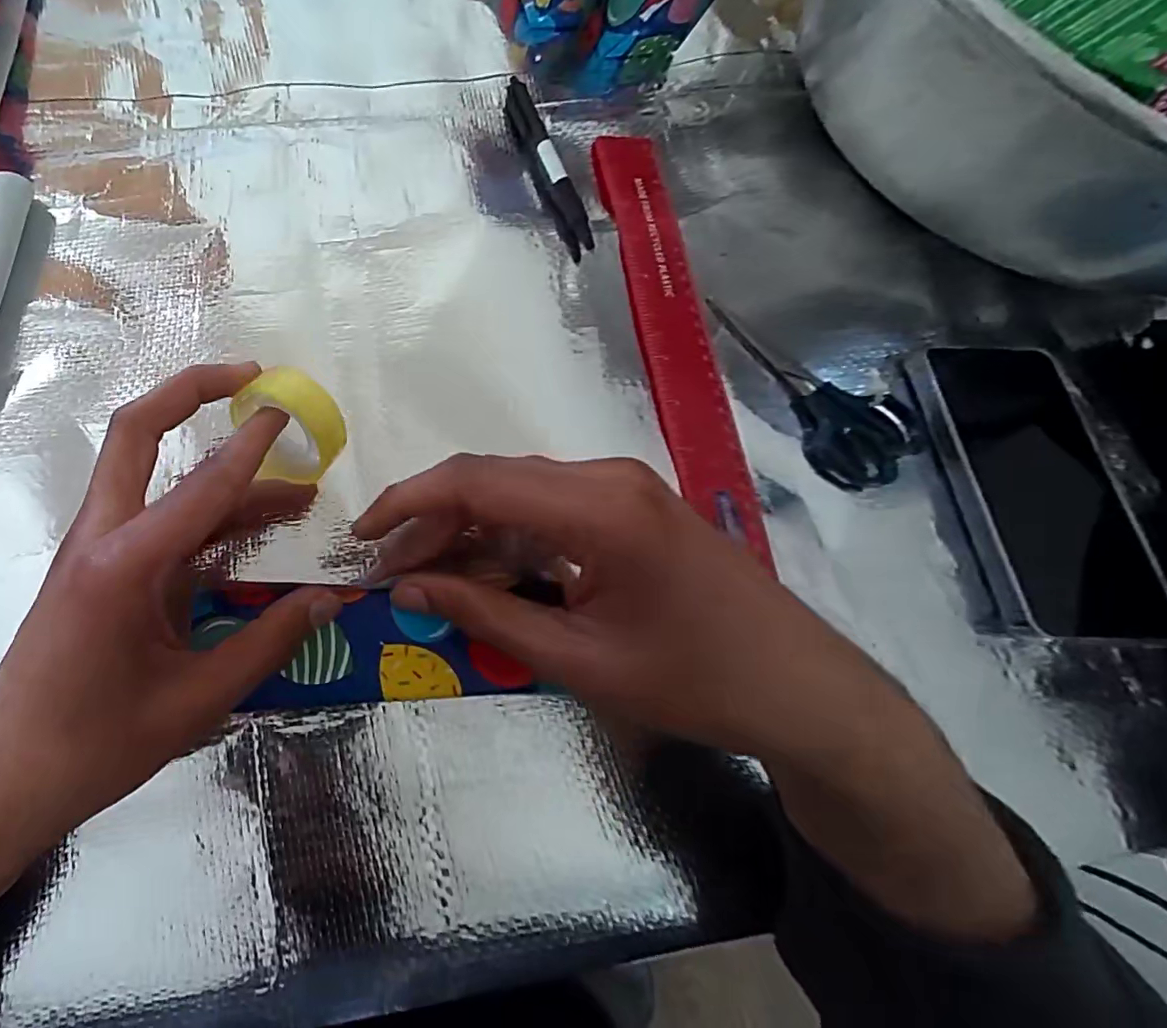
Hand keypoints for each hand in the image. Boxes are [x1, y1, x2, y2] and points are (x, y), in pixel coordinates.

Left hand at [0, 363, 339, 979]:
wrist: (7, 780)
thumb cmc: (97, 746)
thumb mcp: (196, 700)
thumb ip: (268, 642)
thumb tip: (330, 599)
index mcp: (122, 567)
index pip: (201, 488)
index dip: (252, 449)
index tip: (287, 414)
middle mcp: (101, 539)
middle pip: (136, 433)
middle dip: (190, 391)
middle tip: (249, 376)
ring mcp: (94, 551)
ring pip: (151, 477)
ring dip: (219, 472)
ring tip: (295, 491)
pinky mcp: (98, 570)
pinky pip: (156, 522)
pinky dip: (203, 515)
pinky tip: (251, 534)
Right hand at [355, 455, 1038, 942]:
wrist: (804, 690)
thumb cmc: (695, 682)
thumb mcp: (578, 659)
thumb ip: (486, 615)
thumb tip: (408, 588)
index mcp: (598, 508)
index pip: (475, 482)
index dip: (407, 504)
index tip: (362, 537)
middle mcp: (605, 477)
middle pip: (489, 480)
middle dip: (429, 520)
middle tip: (388, 569)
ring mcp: (620, 486)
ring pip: (514, 491)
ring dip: (464, 528)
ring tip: (423, 573)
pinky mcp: (627, 504)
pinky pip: (545, 506)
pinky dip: (503, 535)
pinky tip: (481, 570)